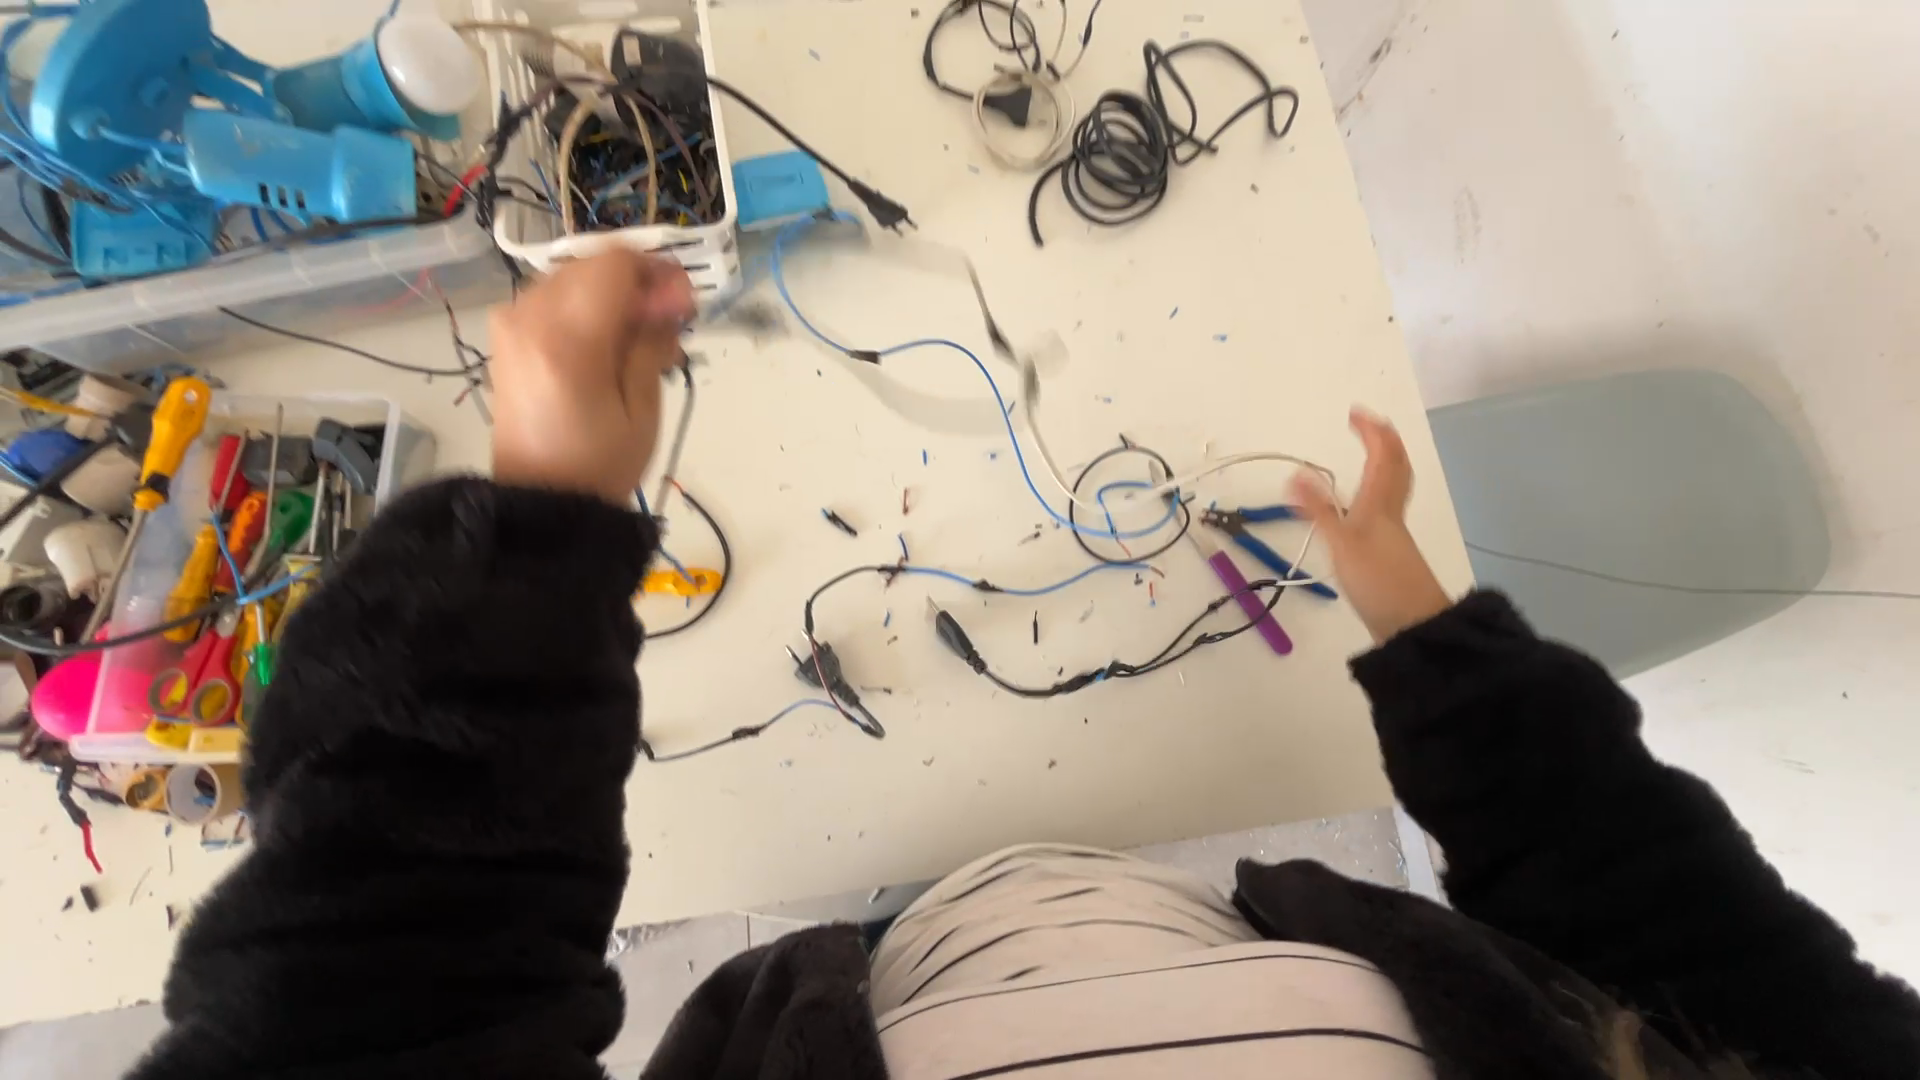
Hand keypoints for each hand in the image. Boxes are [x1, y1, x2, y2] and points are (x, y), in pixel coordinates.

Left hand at [488, 252, 696, 504]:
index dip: (659, 274)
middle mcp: (530, 316)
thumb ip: (650, 343)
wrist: (541, 498)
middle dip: (639, 283)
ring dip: (615, 295)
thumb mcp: (643, 409)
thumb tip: (667, 300)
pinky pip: (555, 296)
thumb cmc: (601, 463)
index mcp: (568, 338)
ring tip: (643, 339)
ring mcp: (512, 322)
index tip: (685, 305)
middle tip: (671, 323)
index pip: (615, 265)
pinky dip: (589, 306)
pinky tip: (612, 342)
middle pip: (594, 264)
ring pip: (576, 276)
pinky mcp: (508, 333)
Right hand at [1291, 407, 1452, 643]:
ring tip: (1369, 455)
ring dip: (1383, 465)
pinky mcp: (1386, 552)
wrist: (1413, 624)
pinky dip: (1374, 493)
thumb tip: (1294, 473)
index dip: (1371, 433)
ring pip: (1392, 488)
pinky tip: (1361, 508)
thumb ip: (1317, 510)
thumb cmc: (1379, 581)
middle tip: (1367, 426)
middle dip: (1383, 443)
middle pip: (1394, 469)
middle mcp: (1388, 513)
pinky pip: (1383, 508)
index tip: (1355, 413)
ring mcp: (1390, 533)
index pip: (1381, 458)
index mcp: (1379, 505)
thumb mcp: (1341, 545)